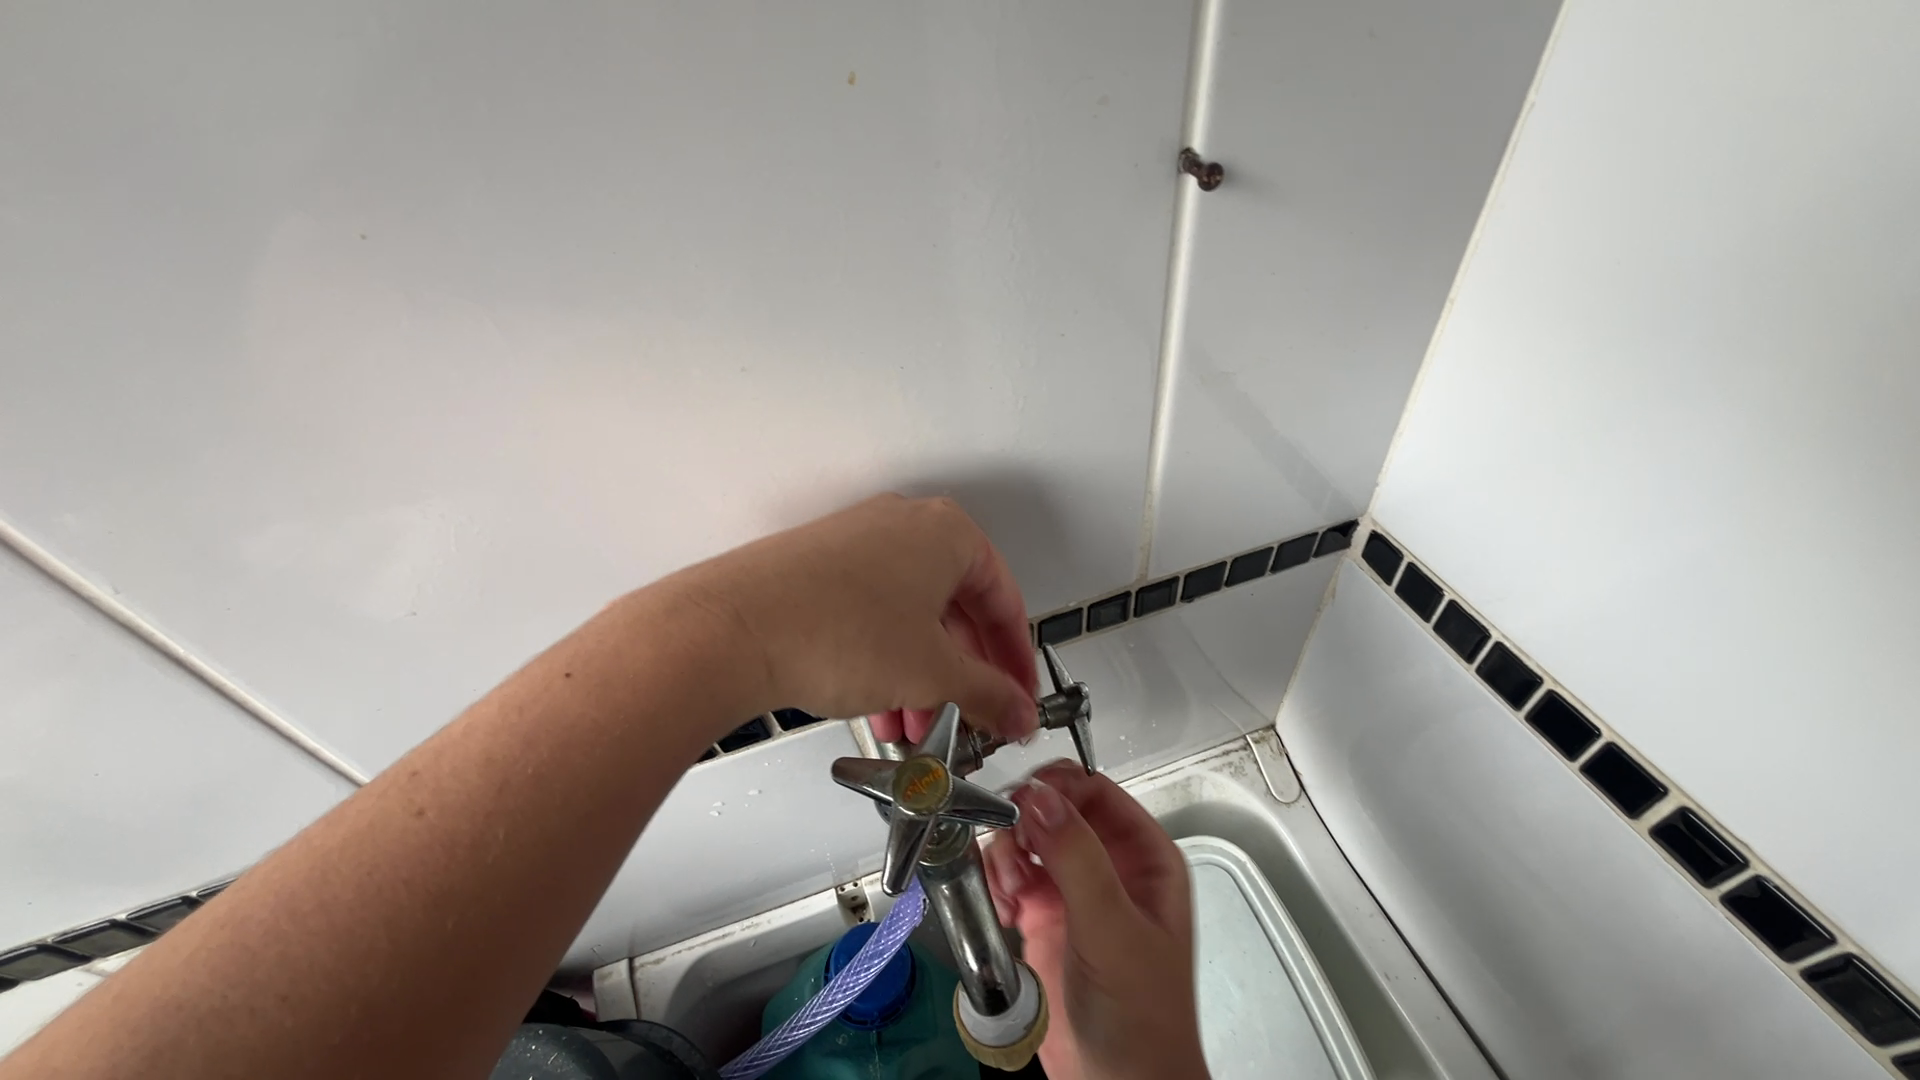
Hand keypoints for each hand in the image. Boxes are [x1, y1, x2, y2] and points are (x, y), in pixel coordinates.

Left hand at [667, 494, 1038, 741]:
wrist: (731, 631)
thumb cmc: (829, 628)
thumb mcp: (933, 672)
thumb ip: (990, 695)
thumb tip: (1014, 709)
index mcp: (946, 532)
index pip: (1004, 601)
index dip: (1016, 662)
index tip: (1018, 697)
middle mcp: (902, 527)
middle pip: (956, 610)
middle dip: (964, 675)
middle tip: (972, 716)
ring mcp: (856, 544)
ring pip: (911, 618)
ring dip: (923, 677)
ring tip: (917, 724)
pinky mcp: (819, 569)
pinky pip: (872, 617)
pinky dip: (885, 661)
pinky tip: (879, 706)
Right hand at [983, 761, 1208, 1079]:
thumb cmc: (1141, 1014)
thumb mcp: (1114, 928)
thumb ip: (1078, 858)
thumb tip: (1042, 796)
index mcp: (1142, 856)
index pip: (1097, 793)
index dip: (1060, 787)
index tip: (1024, 797)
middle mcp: (1106, 865)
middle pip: (1055, 811)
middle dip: (1026, 821)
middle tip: (1009, 844)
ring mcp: (1072, 890)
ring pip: (1027, 840)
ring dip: (1008, 853)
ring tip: (1008, 888)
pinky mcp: (1040, 916)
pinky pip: (1009, 875)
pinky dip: (997, 882)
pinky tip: (1003, 906)